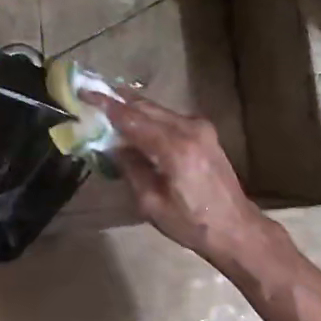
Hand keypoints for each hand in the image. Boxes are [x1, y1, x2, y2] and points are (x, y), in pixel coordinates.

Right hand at [89, 92, 273, 266]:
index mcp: (174, 148)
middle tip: (92, 95)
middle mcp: (189, 129)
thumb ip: (130, 169)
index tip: (84, 93)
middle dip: (117, 100)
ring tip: (107, 106)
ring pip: (158, 110)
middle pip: (145, 107)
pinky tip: (134, 123)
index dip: (106, 105)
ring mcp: (200, 128)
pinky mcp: (205, 133)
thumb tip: (113, 146)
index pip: (132, 119)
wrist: (236, 228)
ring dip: (132, 108)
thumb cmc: (191, 223)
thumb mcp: (150, 203)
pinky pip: (169, 118)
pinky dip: (148, 118)